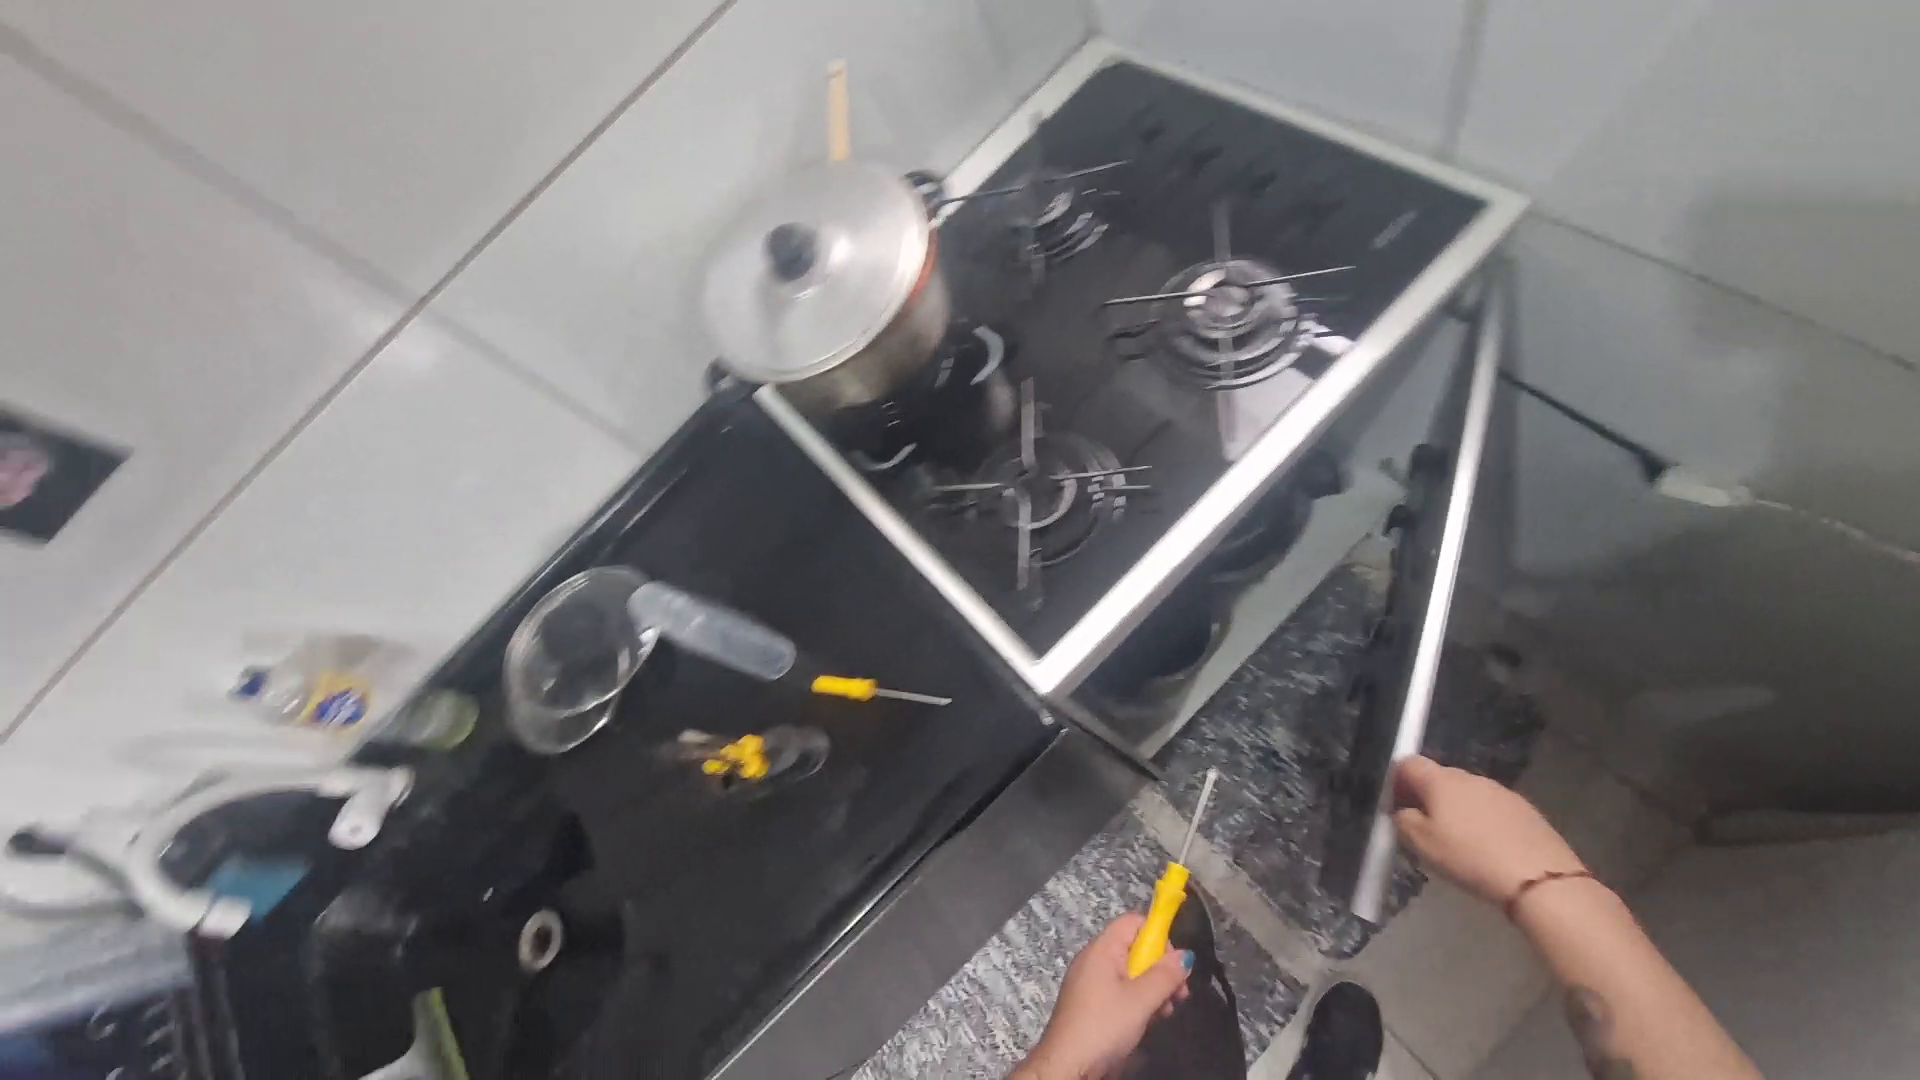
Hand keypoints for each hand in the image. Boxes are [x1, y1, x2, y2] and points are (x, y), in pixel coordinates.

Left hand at [1013, 914, 1192, 1078]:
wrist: (1068, 1065)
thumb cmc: (1104, 1025)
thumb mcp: (1140, 1001)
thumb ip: (1165, 976)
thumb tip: (1186, 954)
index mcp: (1102, 948)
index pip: (1133, 922)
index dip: (1157, 936)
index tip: (1174, 963)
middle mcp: (1095, 958)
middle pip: (1135, 949)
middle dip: (1160, 968)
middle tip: (1179, 994)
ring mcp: (1091, 981)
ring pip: (1130, 973)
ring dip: (1152, 989)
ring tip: (1165, 1012)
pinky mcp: (1092, 1003)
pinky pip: (1120, 990)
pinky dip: (1137, 1001)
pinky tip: (1148, 1021)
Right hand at [1390, 755, 1585, 908]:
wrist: (1542, 881)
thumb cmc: (1470, 858)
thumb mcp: (1420, 843)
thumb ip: (1402, 820)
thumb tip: (1403, 810)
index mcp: (1440, 780)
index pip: (1407, 763)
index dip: (1395, 782)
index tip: (1397, 808)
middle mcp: (1470, 777)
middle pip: (1438, 778)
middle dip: (1427, 797)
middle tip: (1425, 829)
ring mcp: (1502, 792)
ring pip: (1467, 793)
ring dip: (1457, 809)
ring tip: (1460, 842)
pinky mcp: (1527, 810)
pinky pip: (1492, 808)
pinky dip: (1484, 821)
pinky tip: (1488, 847)